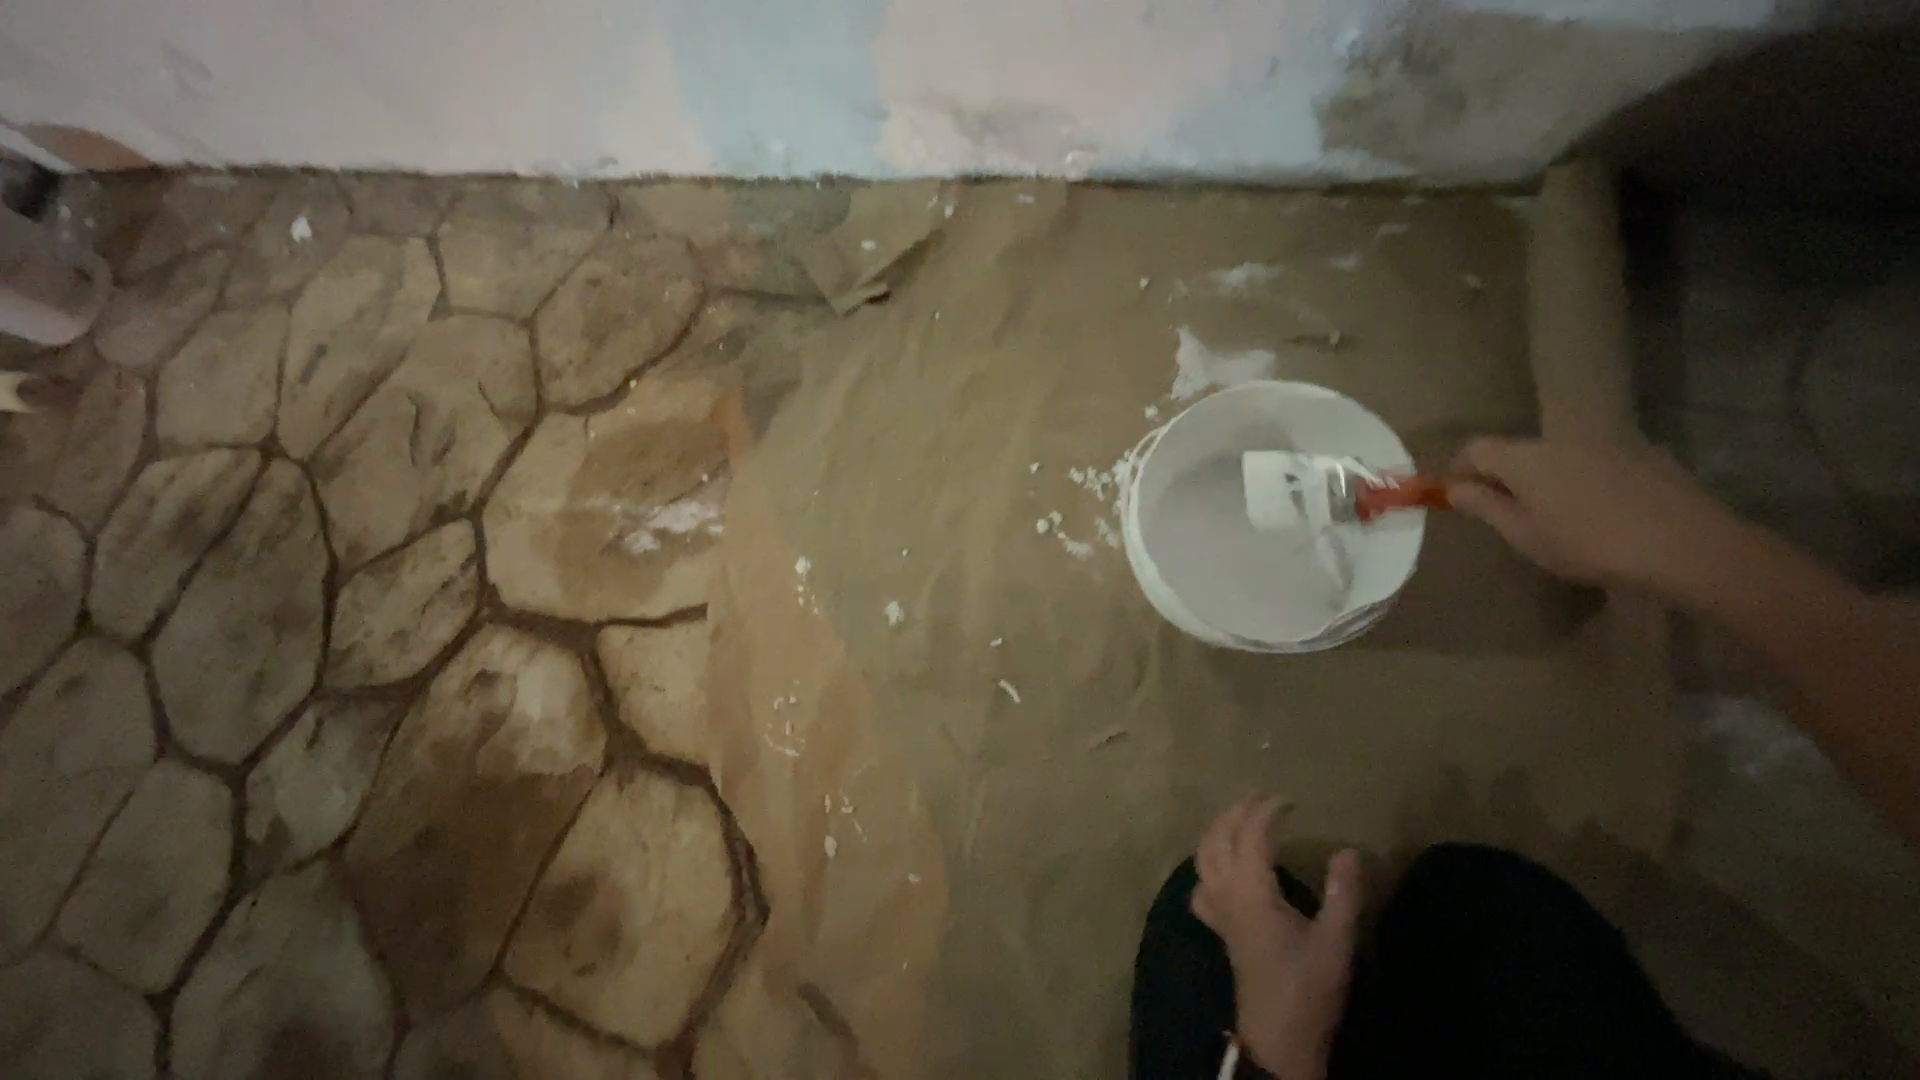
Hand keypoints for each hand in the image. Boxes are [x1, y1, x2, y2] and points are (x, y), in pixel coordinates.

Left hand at [1191, 797, 1362, 1079]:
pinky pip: (1201, 887)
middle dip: (1235, 812)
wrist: (1279, 1038)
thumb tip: (1348, 850)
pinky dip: (1206, 865)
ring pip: (1203, 858)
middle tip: (1257, 795)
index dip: (1266, 812)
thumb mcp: (1336, 942)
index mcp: (1252, 892)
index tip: (1288, 800)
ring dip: (1216, 831)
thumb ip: (1343, 893)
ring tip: (1236, 816)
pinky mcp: (1219, 928)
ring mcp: (1218, 912)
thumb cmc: (1308, 988)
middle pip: (1218, 839)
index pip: (1251, 836)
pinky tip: (1219, 867)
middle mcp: (1226, 894)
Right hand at [1448, 437, 1739, 589]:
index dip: (1460, 469)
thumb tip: (1453, 488)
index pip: (1475, 448)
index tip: (1459, 495)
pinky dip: (1587, 481)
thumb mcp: (1523, 534)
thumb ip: (1484, 506)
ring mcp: (1608, 443)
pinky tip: (1604, 514)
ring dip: (1548, 479)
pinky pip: (1598, 463)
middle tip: (1508, 514)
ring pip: (1560, 457)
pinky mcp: (1647, 455)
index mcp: (1524, 458)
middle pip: (1519, 451)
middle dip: (1505, 476)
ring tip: (1559, 517)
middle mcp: (1561, 440)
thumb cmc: (1587, 544)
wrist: (1685, 546)